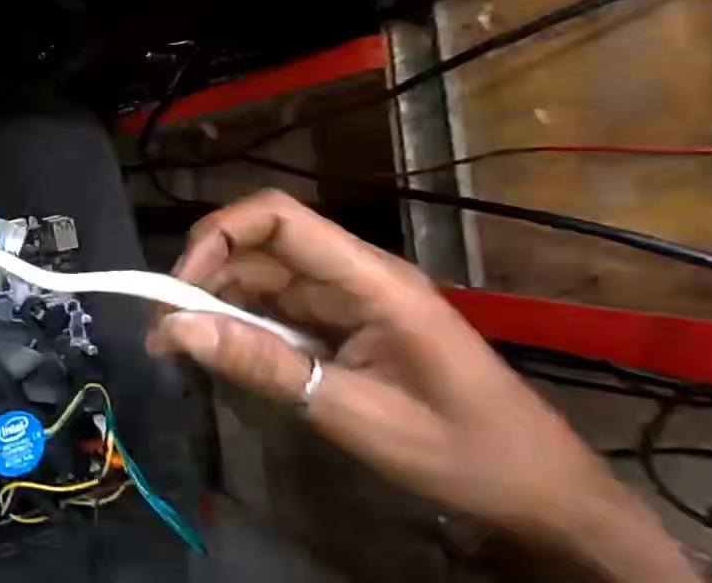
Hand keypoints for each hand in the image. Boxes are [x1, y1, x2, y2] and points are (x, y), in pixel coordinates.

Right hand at [146, 190, 696, 582]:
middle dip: (207, 276)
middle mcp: (354, 273)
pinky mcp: (345, 322)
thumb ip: (268, 369)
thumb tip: (179, 330)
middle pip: (263, 246)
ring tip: (181, 345)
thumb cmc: (465, 452)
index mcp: (370, 278)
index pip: (279, 218)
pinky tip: (224, 352)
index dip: (219, 233)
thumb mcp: (358, 416)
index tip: (179, 283)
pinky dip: (246, 325)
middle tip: (166, 329)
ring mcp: (350, 297)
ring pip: (265, 276)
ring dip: (220, 303)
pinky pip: (281, 308)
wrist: (545, 493)